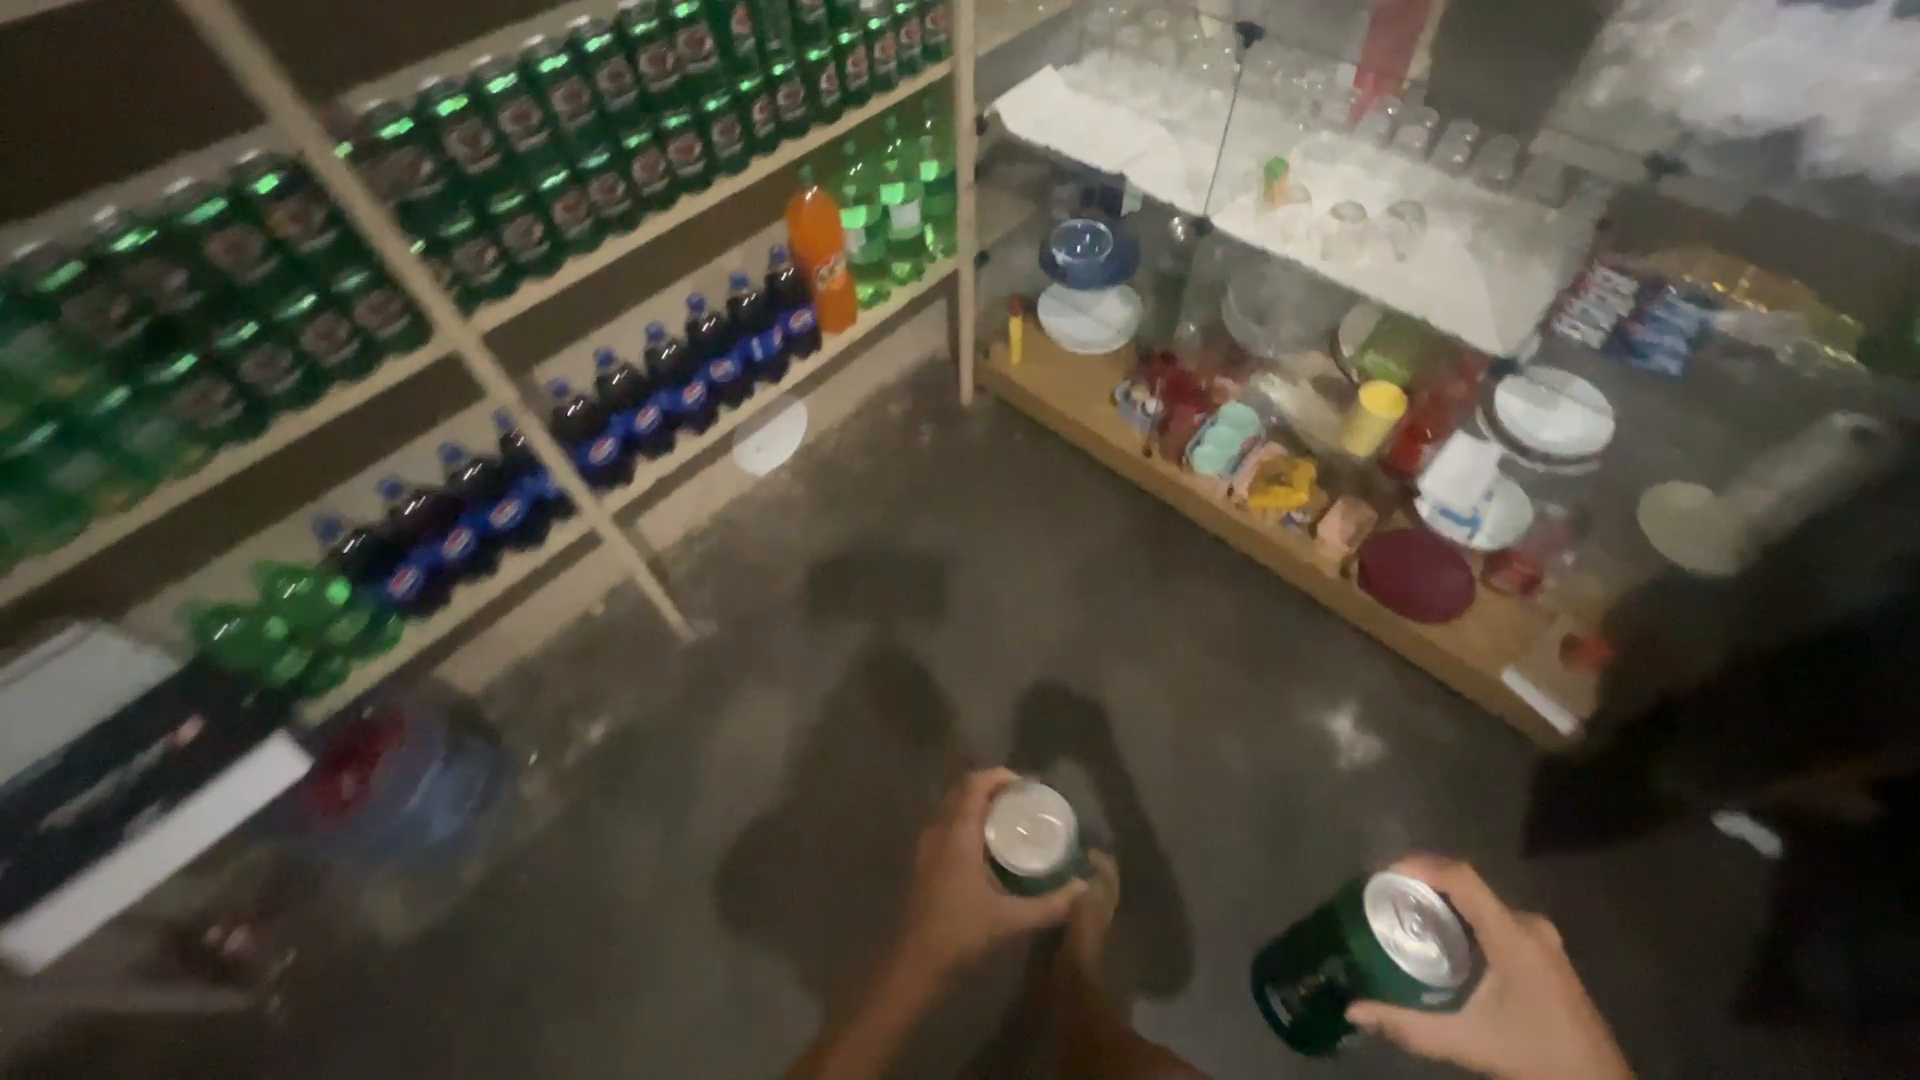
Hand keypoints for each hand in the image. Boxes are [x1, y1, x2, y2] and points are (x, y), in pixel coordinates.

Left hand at [894, 768, 1088, 975]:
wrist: (916, 964)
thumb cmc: (961, 933)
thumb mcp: (1011, 920)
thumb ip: (1050, 904)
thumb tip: (1082, 887)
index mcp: (956, 835)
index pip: (974, 785)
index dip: (999, 776)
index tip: (1028, 786)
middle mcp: (938, 832)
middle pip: (962, 792)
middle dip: (992, 789)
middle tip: (1023, 801)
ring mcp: (927, 847)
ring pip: (952, 809)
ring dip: (978, 805)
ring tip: (1009, 819)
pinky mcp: (924, 862)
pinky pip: (946, 826)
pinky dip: (967, 823)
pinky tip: (987, 847)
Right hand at [1347, 856, 1632, 1079]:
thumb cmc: (1536, 1058)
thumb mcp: (1468, 1042)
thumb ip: (1409, 1026)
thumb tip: (1353, 1011)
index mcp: (1514, 937)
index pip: (1462, 877)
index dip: (1420, 865)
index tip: (1382, 875)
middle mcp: (1529, 927)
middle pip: (1468, 886)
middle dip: (1423, 885)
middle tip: (1386, 899)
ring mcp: (1542, 939)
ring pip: (1481, 902)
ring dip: (1442, 902)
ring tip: (1405, 915)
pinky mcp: (1544, 952)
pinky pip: (1494, 917)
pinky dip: (1462, 918)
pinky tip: (1442, 941)